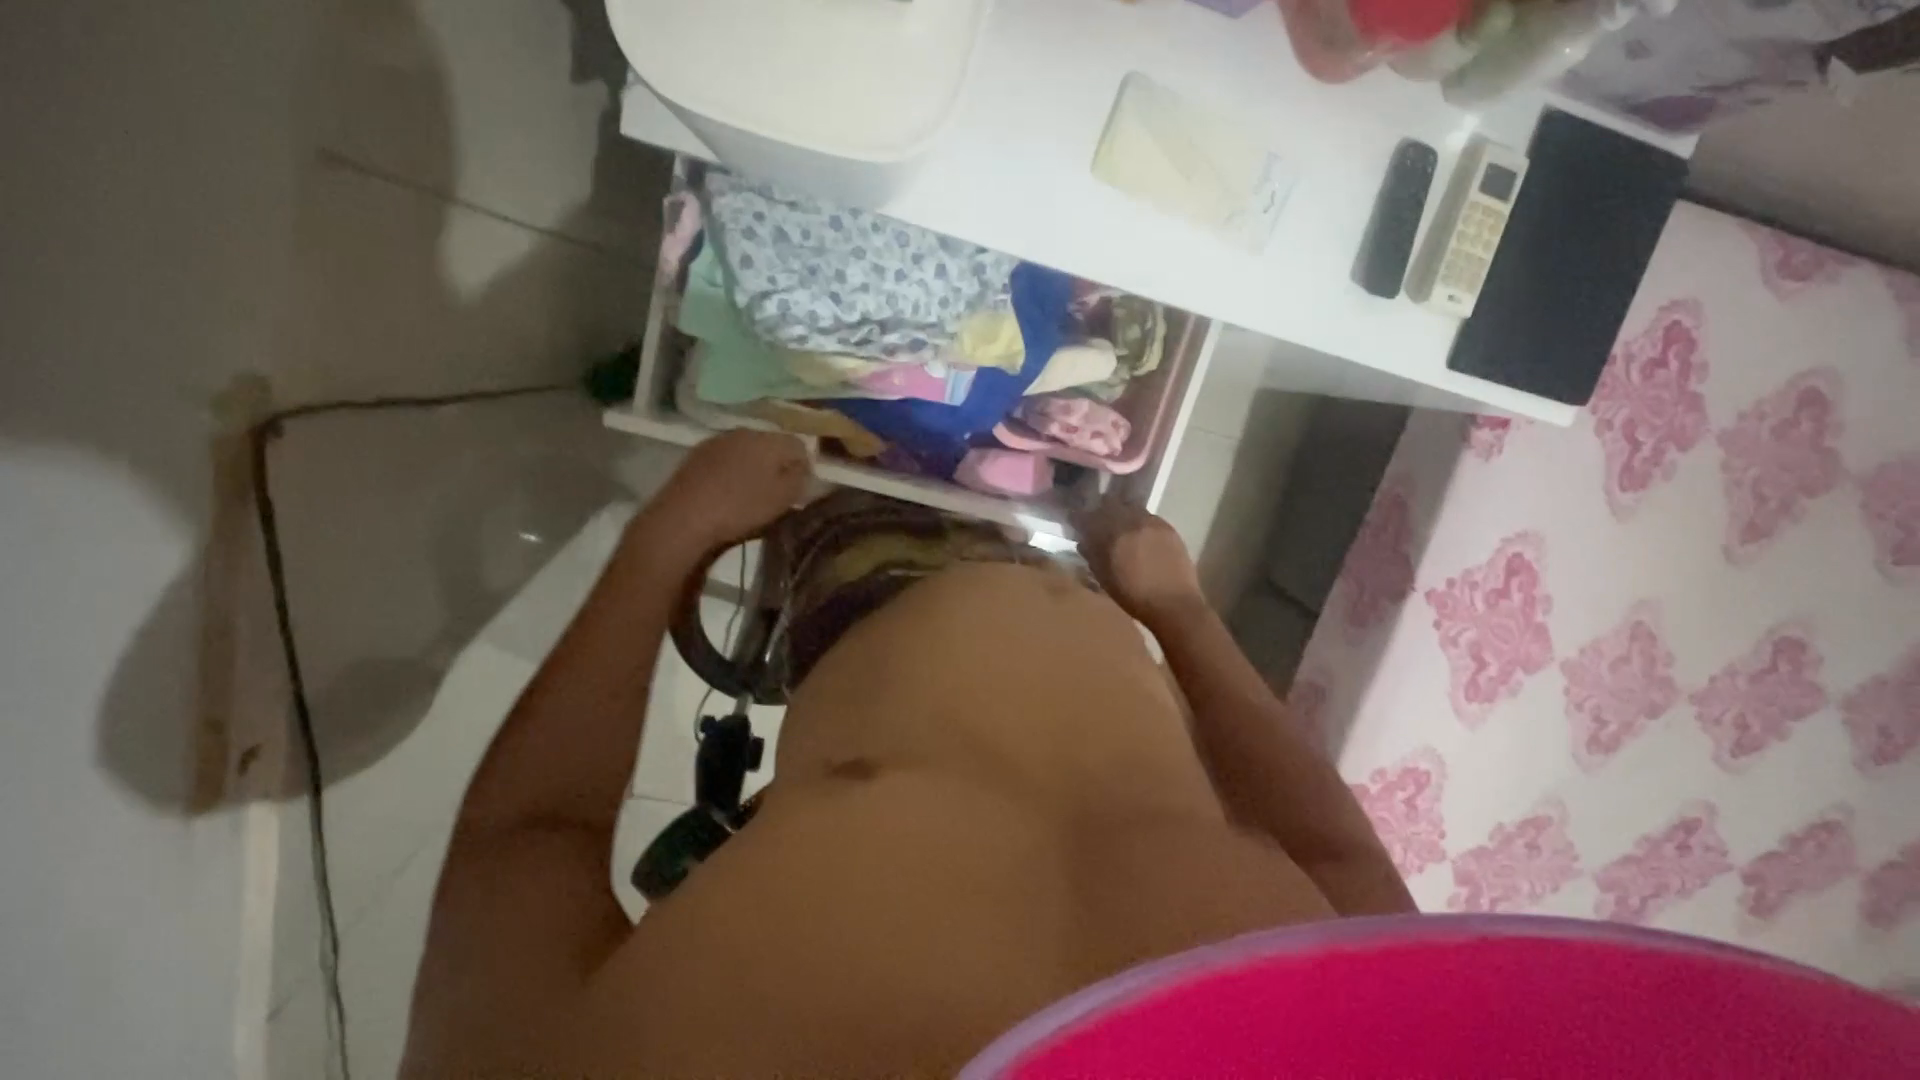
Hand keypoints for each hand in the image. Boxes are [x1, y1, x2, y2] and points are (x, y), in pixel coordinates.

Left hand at [649, 430, 811, 551]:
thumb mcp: (783, 498)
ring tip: (748, 494)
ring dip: (753, 467)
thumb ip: (800, 477)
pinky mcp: (697, 453)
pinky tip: (725, 492)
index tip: (797, 491)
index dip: (803, 468)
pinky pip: (726, 458)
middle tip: (774, 493)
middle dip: (777, 465)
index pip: (800, 445)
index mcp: (769, 439)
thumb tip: (803, 465)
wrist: (683, 517)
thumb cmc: (740, 508)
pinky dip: (731, 471)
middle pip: (772, 445)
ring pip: (747, 450)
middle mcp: (745, 431)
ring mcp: (718, 440)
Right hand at [1072, 500, 1204, 627]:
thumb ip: (1093, 556)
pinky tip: (1140, 534)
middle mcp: (1131, 522)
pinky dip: (1139, 520)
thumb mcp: (1105, 579)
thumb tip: (1084, 542)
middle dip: (1101, 509)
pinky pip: (1148, 516)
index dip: (1079, 517)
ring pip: (1131, 507)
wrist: (1174, 604)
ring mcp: (1152, 523)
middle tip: (1097, 520)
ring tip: (1120, 526)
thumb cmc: (1134, 597)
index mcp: (1111, 535)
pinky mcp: (1168, 528)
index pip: (1089, 516)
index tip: (1075, 521)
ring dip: (1122, 512)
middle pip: (1111, 503)